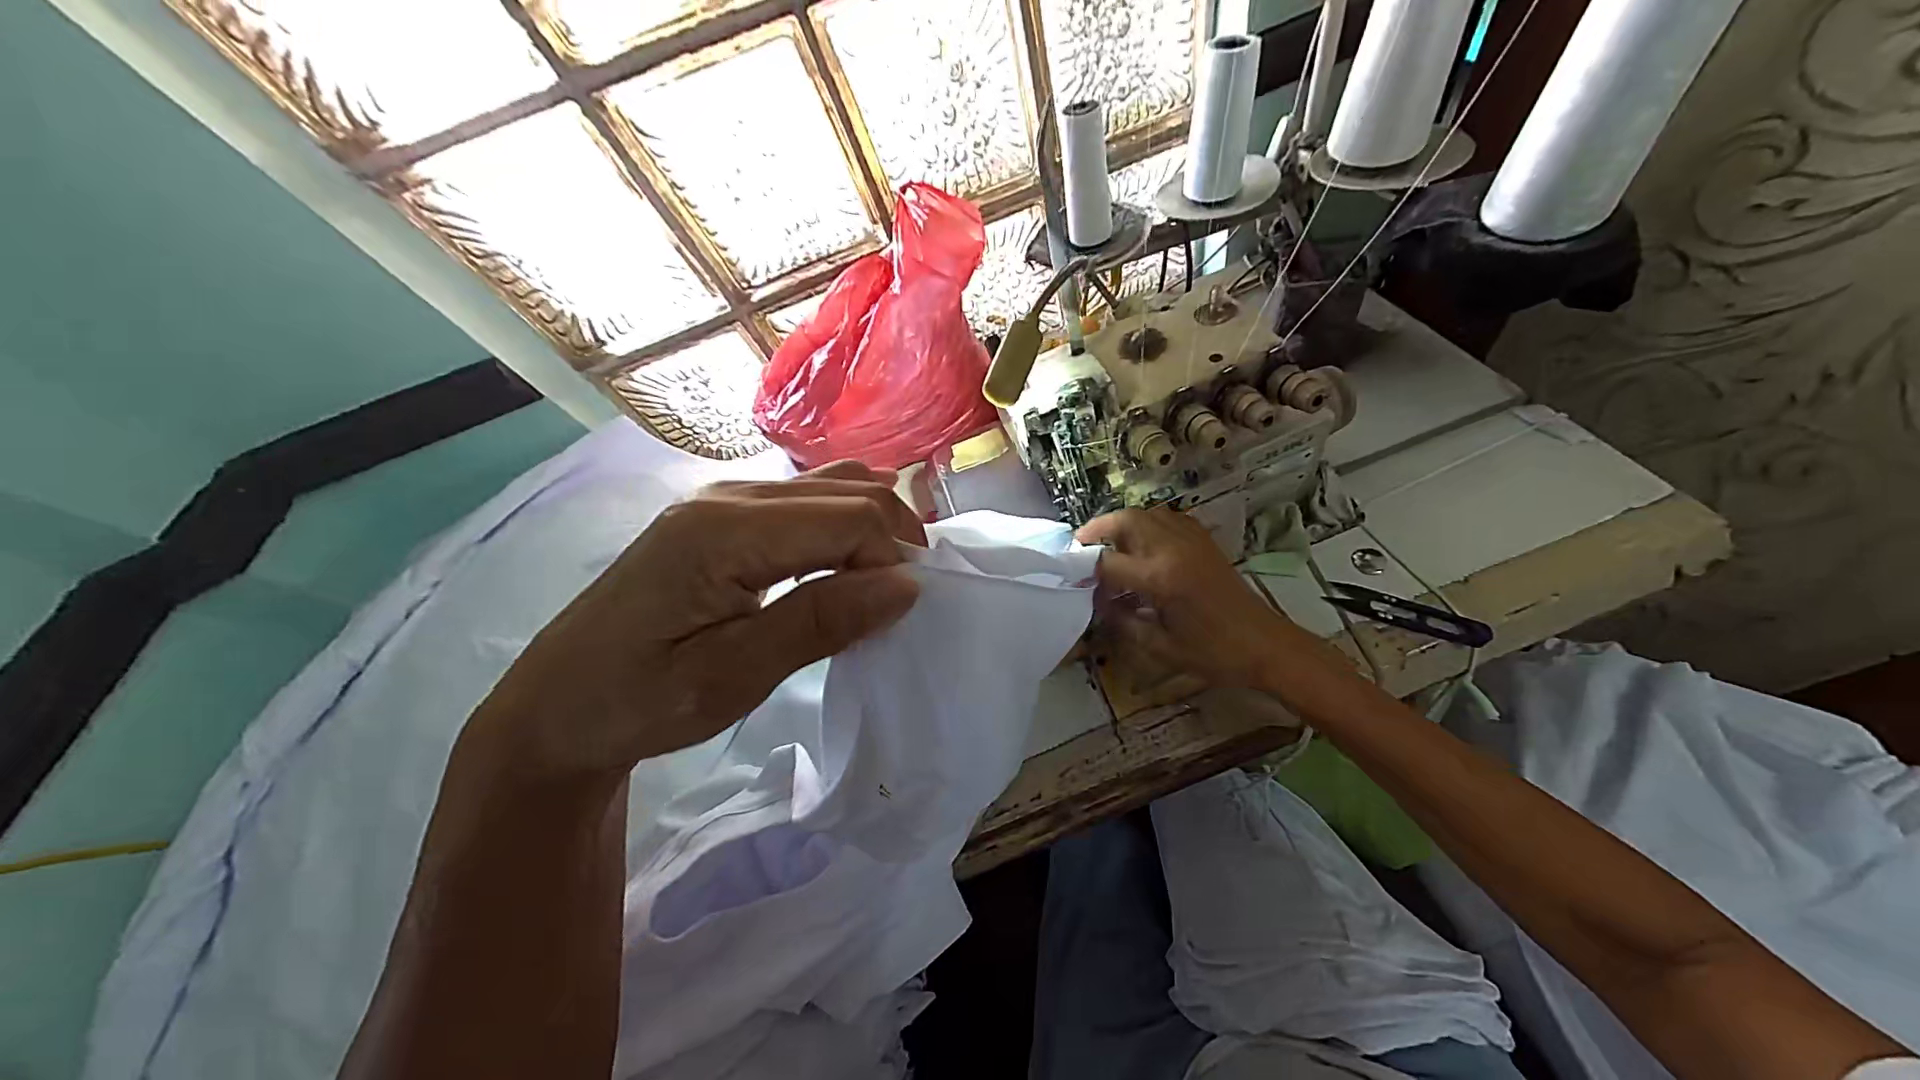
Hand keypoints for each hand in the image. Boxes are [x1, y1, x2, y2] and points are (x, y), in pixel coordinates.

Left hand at [469, 461, 924, 784]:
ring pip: (829, 489)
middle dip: (891, 539)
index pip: (848, 518)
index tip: (902, 615)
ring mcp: (721, 500)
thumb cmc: (639, 701)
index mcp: (724, 530)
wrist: (558, 707)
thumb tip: (907, 583)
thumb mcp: (732, 676)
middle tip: (904, 603)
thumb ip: (820, 622)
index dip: (892, 558)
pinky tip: (847, 563)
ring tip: (883, 584)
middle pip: (845, 493)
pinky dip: (842, 527)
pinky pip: (803, 503)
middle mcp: (726, 496)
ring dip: (871, 528)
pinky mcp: (720, 517)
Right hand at [1077, 507, 1344, 691]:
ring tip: (1108, 547)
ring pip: (1145, 514)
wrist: (1266, 645)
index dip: (1084, 569)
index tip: (1071, 579)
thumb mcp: (1160, 646)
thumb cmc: (1213, 654)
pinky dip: (1147, 524)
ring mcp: (1190, 540)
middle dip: (1096, 530)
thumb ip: (1123, 621)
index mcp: (1160, 577)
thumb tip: (1098, 602)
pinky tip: (1141, 546)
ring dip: (1121, 525)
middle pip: (1124, 521)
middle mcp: (1172, 549)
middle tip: (1080, 548)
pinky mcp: (1203, 541)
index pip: (1107, 562)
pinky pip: (1167, 518)